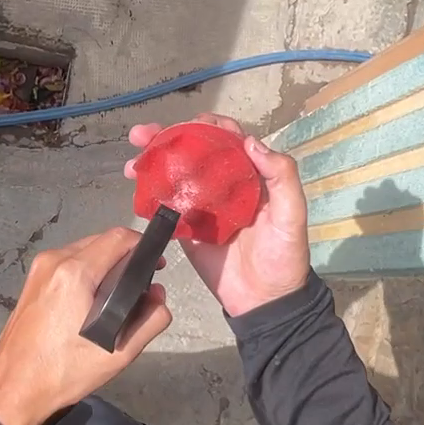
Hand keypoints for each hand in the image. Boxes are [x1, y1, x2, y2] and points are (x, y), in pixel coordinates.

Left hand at [0, 227, 172, 424]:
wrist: (14, 388)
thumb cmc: (64, 372)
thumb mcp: (119, 354)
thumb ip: (150, 320)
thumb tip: (158, 295)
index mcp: (74, 273)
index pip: (119, 238)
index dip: (144, 247)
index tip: (156, 266)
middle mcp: (54, 261)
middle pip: (102, 241)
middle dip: (126, 258)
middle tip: (140, 288)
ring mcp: (39, 268)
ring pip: (85, 250)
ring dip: (106, 265)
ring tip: (117, 297)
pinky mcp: (32, 279)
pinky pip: (68, 263)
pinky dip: (86, 273)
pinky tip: (92, 301)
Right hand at [125, 114, 310, 317]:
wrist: (265, 301)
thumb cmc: (283, 256)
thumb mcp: (292, 214)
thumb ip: (281, 177)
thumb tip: (250, 142)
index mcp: (249, 176)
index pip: (226, 139)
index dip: (207, 126)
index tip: (188, 124)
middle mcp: (223, 185)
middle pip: (192, 152)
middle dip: (166, 139)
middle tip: (141, 134)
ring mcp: (202, 207)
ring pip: (174, 176)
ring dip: (151, 164)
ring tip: (131, 163)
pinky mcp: (186, 230)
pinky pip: (166, 207)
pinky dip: (149, 195)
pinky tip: (135, 187)